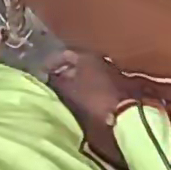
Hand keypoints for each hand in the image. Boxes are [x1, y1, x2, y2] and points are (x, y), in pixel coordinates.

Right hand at [47, 51, 146, 166]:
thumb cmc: (93, 98)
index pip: (64, 54)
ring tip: (67, 93)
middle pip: (77, 63)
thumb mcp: (69, 90)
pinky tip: (84, 99)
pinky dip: (88, 88)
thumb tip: (48, 77)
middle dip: (64, 72)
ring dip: (77, 81)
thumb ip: (56, 82)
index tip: (42, 72)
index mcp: (86, 56)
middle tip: (54, 82)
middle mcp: (100, 59)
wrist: (128, 115)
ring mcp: (112, 72)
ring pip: (89, 73)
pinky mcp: (120, 86)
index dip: (51, 62)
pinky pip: (98, 82)